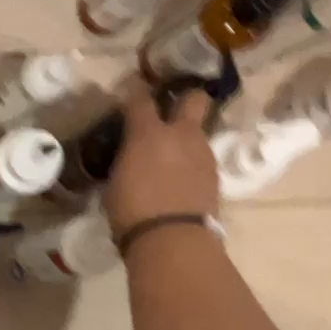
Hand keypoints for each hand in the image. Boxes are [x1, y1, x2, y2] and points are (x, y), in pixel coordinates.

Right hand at [103, 89, 217, 236]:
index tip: (130, 92)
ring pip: (198, 131)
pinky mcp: (214, 174)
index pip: (140, 100)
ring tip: (169, 157)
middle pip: (194, 99)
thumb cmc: (131, 211)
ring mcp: (202, 153)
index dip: (134, 92)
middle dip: (184, 99)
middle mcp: (181, 135)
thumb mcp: (115, 183)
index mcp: (148, 135)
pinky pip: (201, 157)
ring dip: (185, 138)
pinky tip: (178, 179)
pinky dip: (190, 162)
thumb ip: (126, 162)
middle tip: (170, 111)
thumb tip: (129, 158)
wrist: (171, 237)